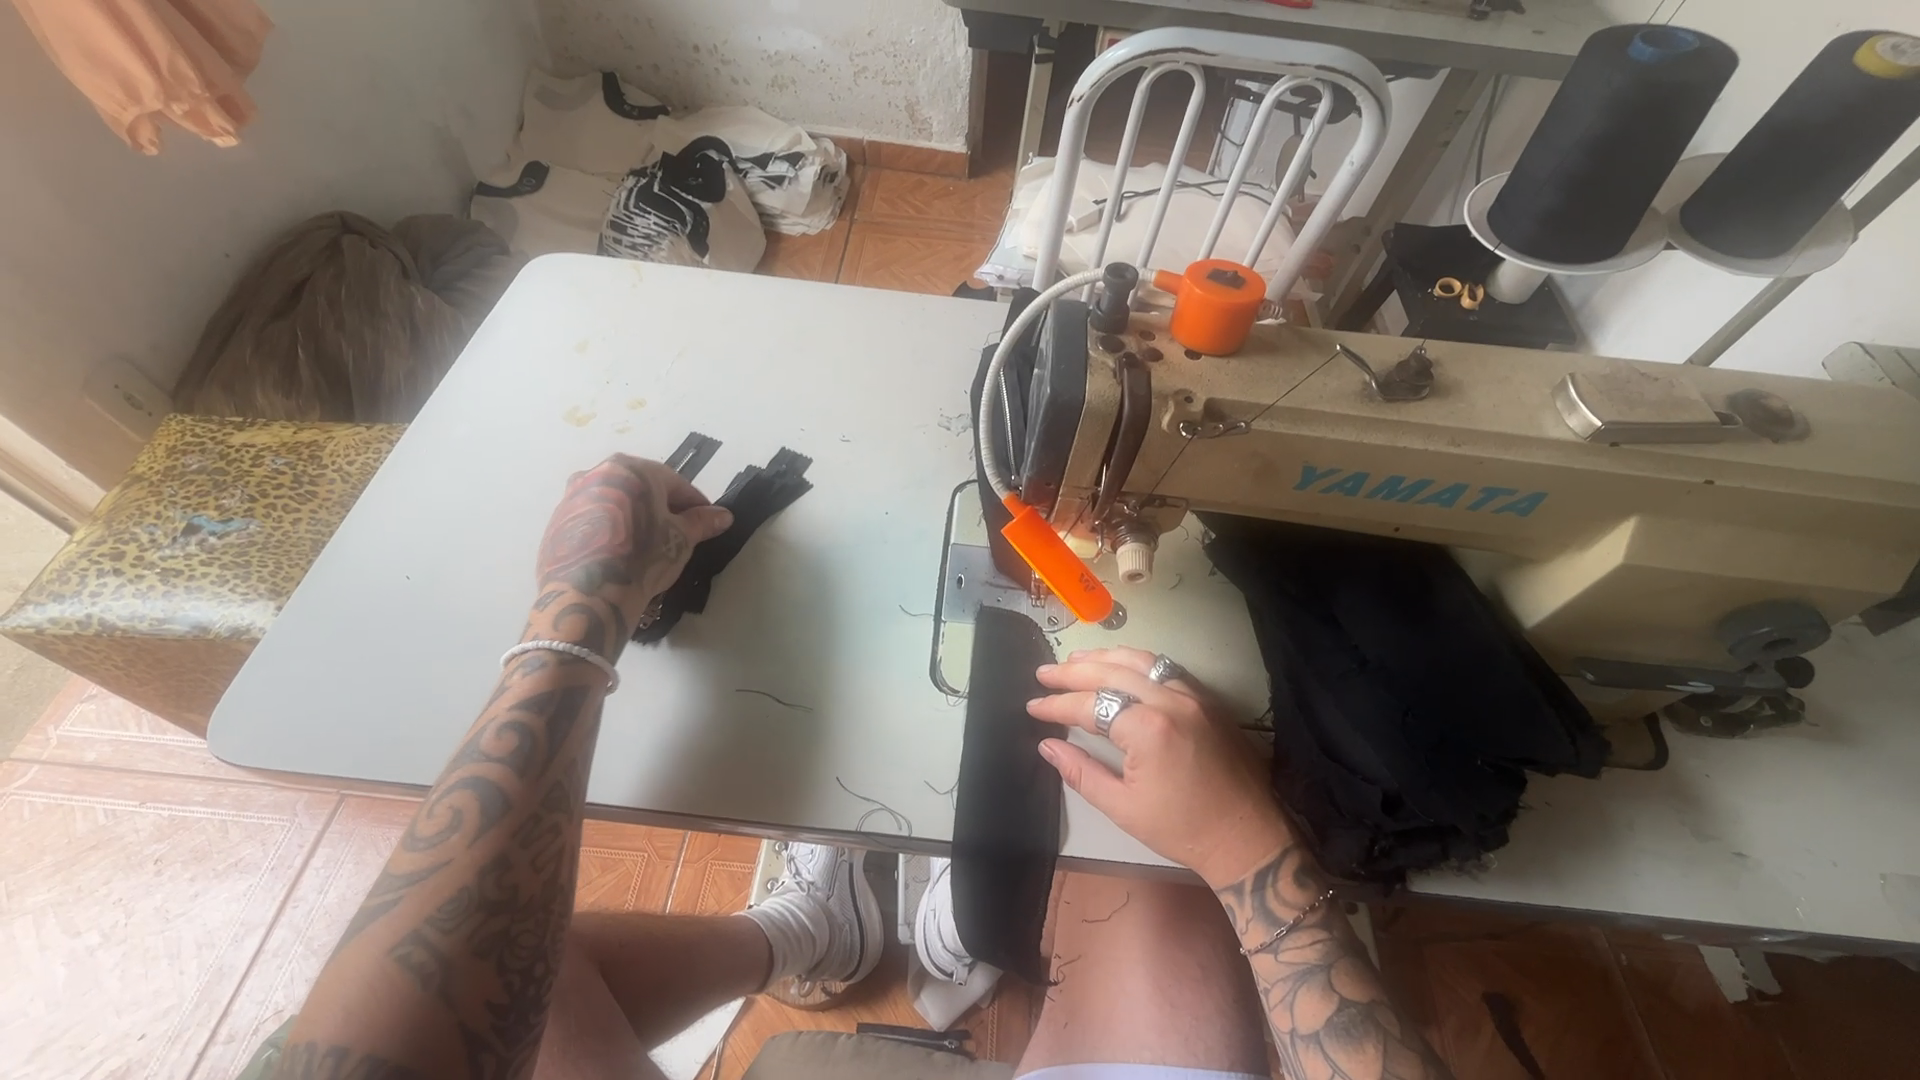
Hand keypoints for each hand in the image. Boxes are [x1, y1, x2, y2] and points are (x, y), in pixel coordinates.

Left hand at [530, 455, 732, 654]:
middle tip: (678, 536)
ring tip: (648, 548)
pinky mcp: (557, 523)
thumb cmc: (643, 556)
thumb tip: (724, 515)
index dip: (695, 505)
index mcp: (633, 469)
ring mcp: (572, 497)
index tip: (706, 523)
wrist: (588, 593)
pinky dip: (612, 532)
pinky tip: (621, 555)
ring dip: (635, 519)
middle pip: (642, 489)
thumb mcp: (681, 539)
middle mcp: (598, 473)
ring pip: (616, 504)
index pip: (675, 483)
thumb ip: (702, 521)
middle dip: (662, 509)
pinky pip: (594, 521)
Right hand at [1027, 646, 1297, 888]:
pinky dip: (1136, 662)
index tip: (1032, 707)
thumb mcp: (1122, 807)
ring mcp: (1193, 695)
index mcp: (1147, 728)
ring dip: (1104, 657)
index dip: (1056, 705)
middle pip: (1111, 672)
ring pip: (1141, 661)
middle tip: (1043, 673)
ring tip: (1074, 660)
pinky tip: (1119, 666)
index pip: (1089, 705)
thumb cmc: (1182, 829)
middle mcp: (1170, 700)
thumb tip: (1047, 745)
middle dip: (1072, 671)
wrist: (1248, 838)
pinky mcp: (1207, 699)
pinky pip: (1165, 667)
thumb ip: (1080, 771)